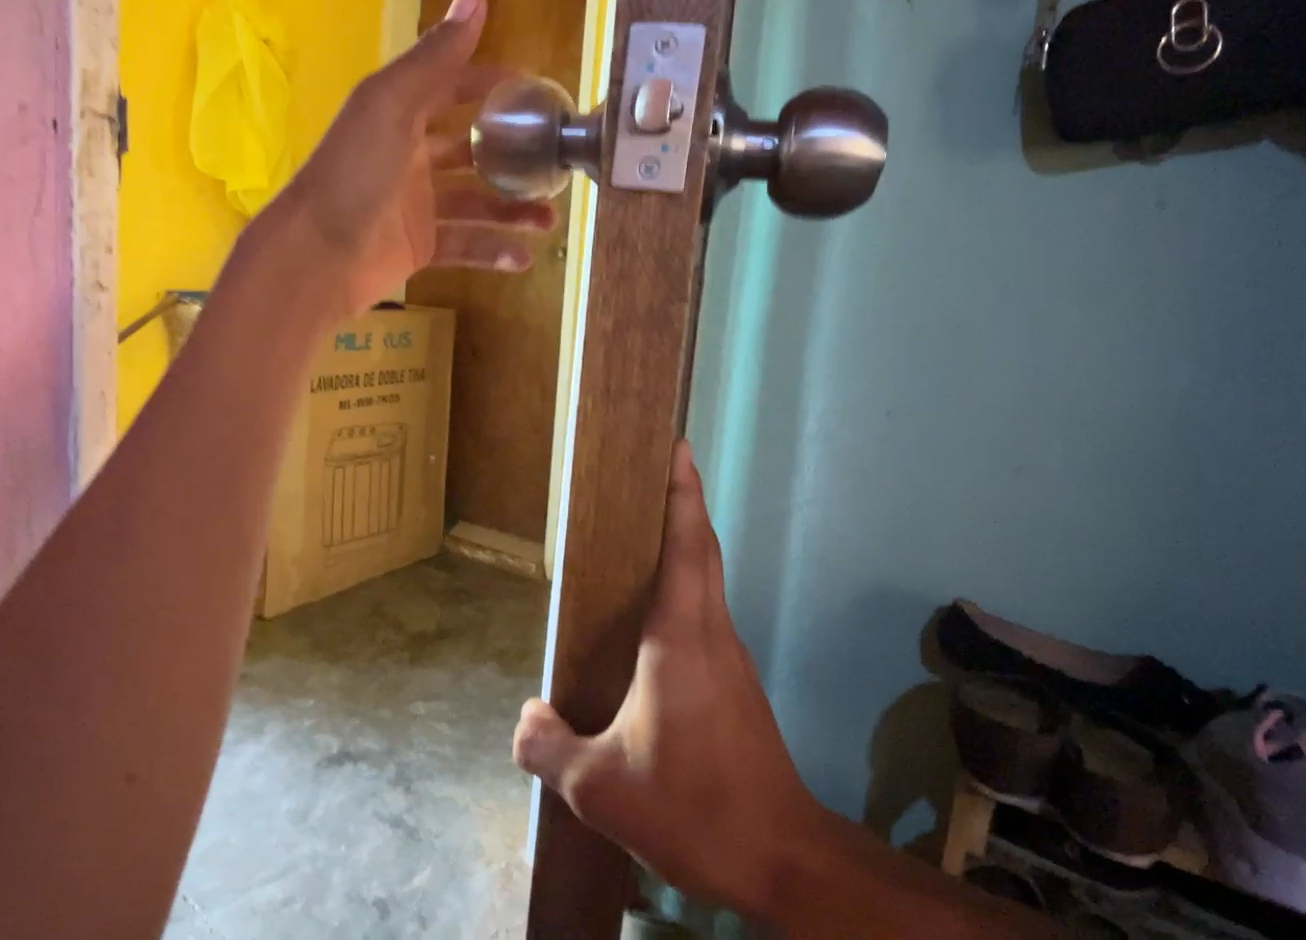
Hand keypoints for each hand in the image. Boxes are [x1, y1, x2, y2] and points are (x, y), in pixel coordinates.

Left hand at [263, 0, 554, 316]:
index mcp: (399, 117)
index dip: (489, 86)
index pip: (451, 90)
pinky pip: (465, 246)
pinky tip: (523, 258)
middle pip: (471, 152)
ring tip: (549, 220)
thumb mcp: (394, 104)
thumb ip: (437, 57)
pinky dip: (493, 252)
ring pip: (475, 203)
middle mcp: (410, 157)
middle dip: (511, 157)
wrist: (320, 252)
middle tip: (552, 164)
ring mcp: (416, 206)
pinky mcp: (419, 247)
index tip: (535, 93)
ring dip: (512, 210)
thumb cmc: (356, 171)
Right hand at [512, 442, 827, 919]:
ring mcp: (733, 664)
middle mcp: (714, 636)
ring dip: (687, 550)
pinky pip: (709, 621)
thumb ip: (549, 746)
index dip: (681, 493)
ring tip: (645, 539)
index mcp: (682, 638)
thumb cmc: (691, 805)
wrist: (781, 858)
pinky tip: (655, 629)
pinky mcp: (740, 692)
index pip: (685, 545)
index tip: (676, 448)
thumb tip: (524, 716)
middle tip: (658, 472)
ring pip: (710, 586)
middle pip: (704, 552)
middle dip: (686, 505)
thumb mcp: (598, 787)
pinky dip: (687, 596)